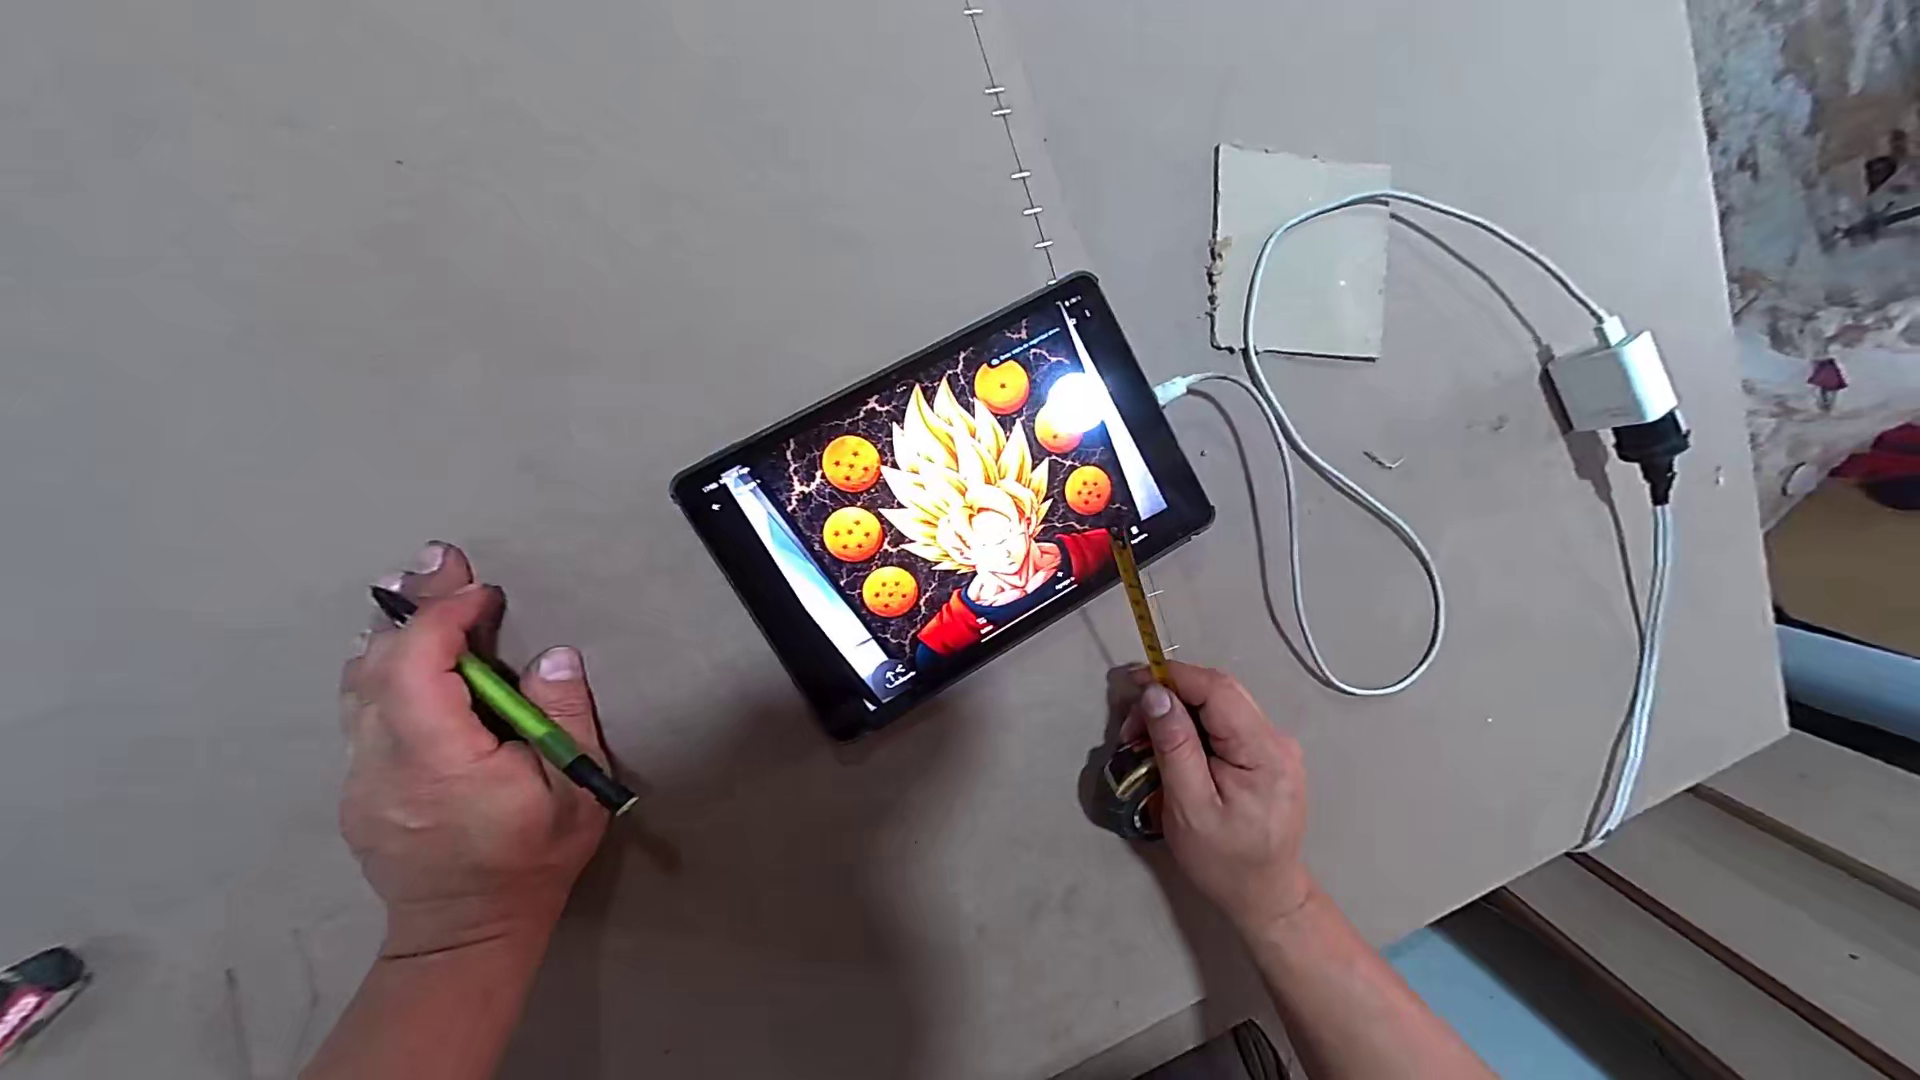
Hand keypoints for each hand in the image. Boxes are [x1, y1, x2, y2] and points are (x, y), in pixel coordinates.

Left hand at [339, 542, 609, 957]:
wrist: (467, 930)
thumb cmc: (534, 857)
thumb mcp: (574, 789)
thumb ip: (565, 718)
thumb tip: (554, 657)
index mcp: (439, 763)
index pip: (420, 672)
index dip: (446, 620)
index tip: (485, 593)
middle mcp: (382, 765)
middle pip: (377, 668)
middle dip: (413, 607)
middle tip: (439, 558)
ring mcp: (361, 778)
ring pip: (358, 688)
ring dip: (391, 632)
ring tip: (416, 587)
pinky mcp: (361, 786)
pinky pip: (362, 710)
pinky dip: (385, 666)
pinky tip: (407, 649)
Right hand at [1119, 663, 1313, 936]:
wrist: (1265, 897)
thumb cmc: (1224, 861)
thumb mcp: (1189, 807)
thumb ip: (1174, 745)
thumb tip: (1156, 693)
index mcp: (1264, 753)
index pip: (1218, 689)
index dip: (1174, 676)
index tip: (1134, 683)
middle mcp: (1276, 740)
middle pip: (1218, 691)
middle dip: (1169, 695)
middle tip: (1132, 725)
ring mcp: (1274, 745)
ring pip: (1218, 704)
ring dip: (1176, 711)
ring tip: (1144, 739)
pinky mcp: (1265, 753)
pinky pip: (1223, 722)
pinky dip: (1191, 725)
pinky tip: (1170, 746)